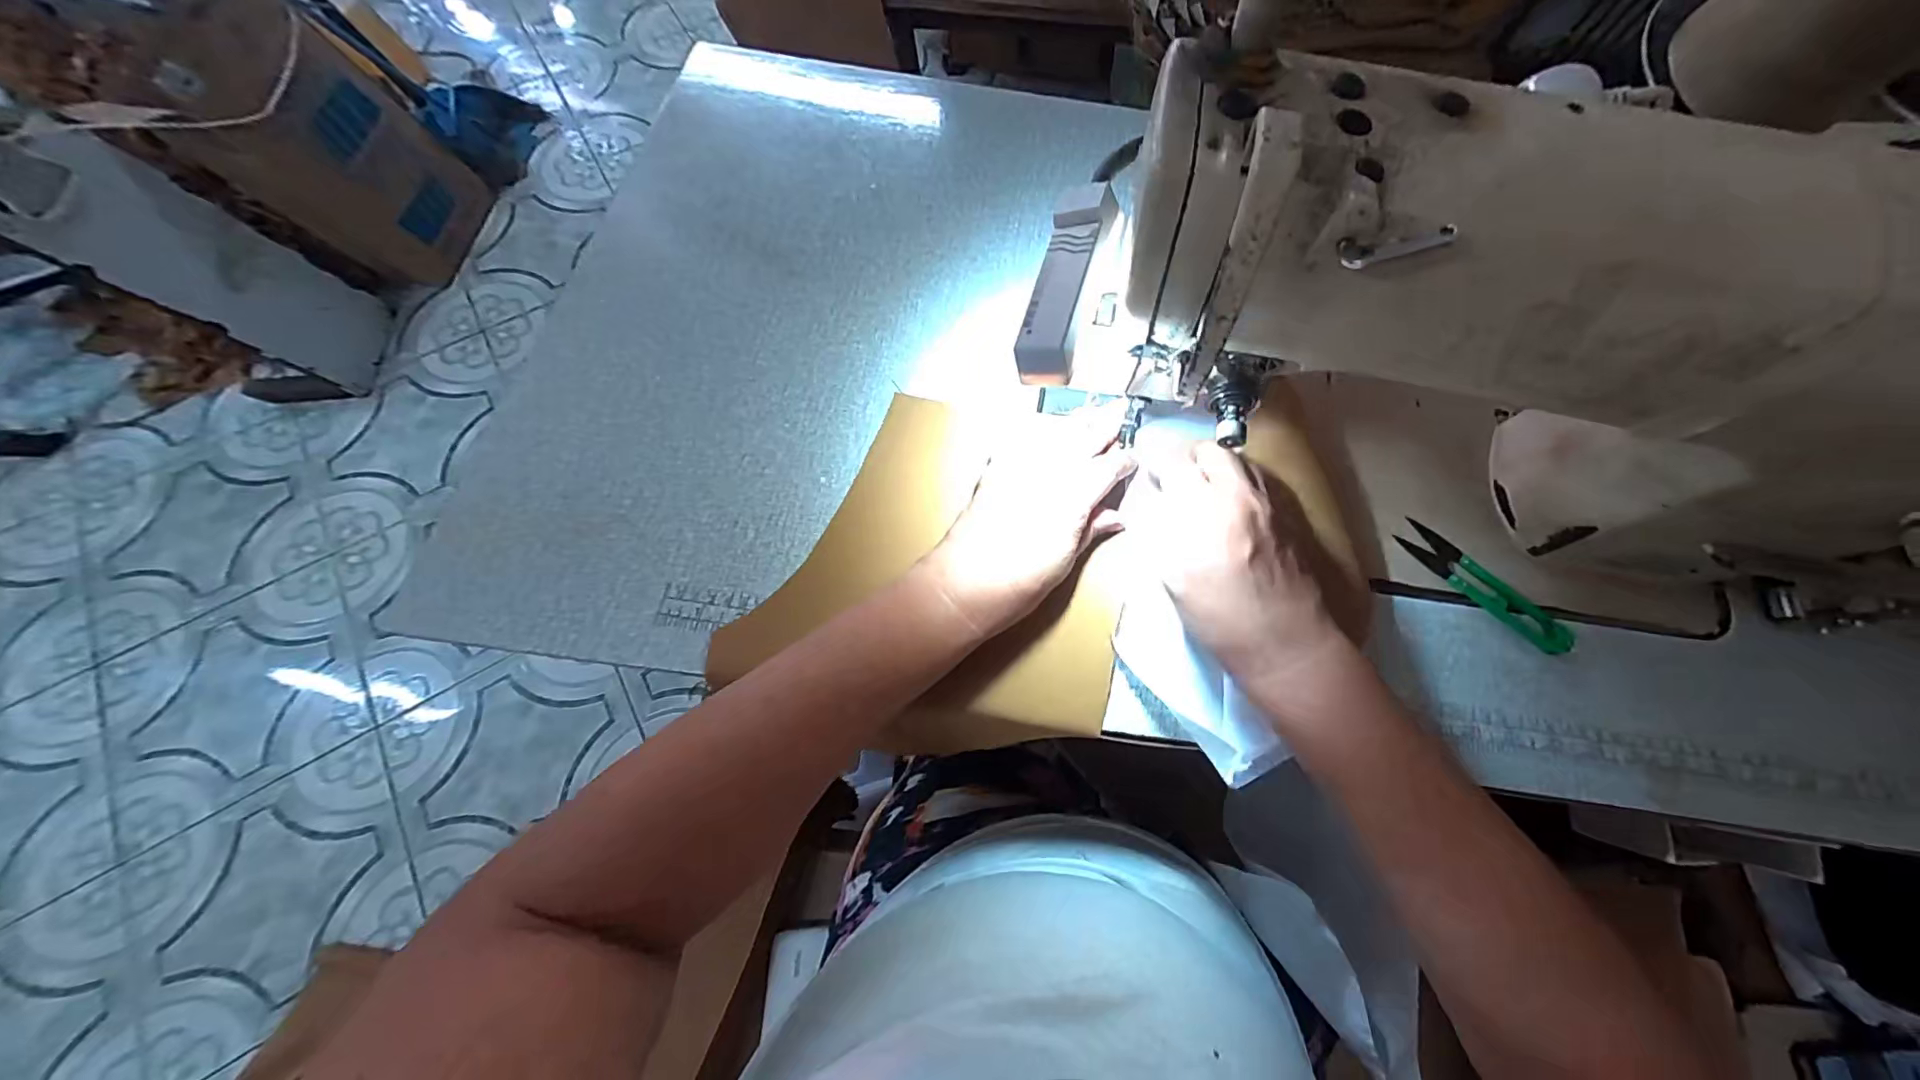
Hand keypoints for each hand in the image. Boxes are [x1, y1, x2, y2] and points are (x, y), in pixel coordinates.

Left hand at [917, 404, 1135, 636]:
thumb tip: (1113, 517)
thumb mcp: (1065, 560)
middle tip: (1119, 410)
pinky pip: (1022, 437)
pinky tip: (1046, 426)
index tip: (1131, 461)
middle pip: (1083, 437)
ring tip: (1090, 411)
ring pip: (1054, 431)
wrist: (962, 583)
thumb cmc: (1017, 582)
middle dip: (1104, 423)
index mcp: (1074, 496)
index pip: (1109, 467)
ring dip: (1075, 421)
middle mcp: (1048, 473)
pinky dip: (1039, 428)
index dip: (1123, 461)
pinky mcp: (994, 469)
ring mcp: (1018, 467)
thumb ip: (1090, 529)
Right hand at [1132, 439, 1351, 680]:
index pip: (1168, 464)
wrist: (1285, 641)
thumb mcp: (1172, 578)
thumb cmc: (1218, 619)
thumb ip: (1154, 533)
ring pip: (1234, 460)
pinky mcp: (1285, 512)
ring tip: (1198, 491)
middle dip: (1183, 460)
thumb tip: (1145, 507)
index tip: (1144, 482)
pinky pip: (1254, 477)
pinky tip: (1226, 506)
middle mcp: (1237, 495)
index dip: (1150, 468)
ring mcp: (1266, 501)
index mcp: (1203, 511)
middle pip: (1205, 451)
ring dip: (1211, 466)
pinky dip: (1234, 480)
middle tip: (1170, 481)